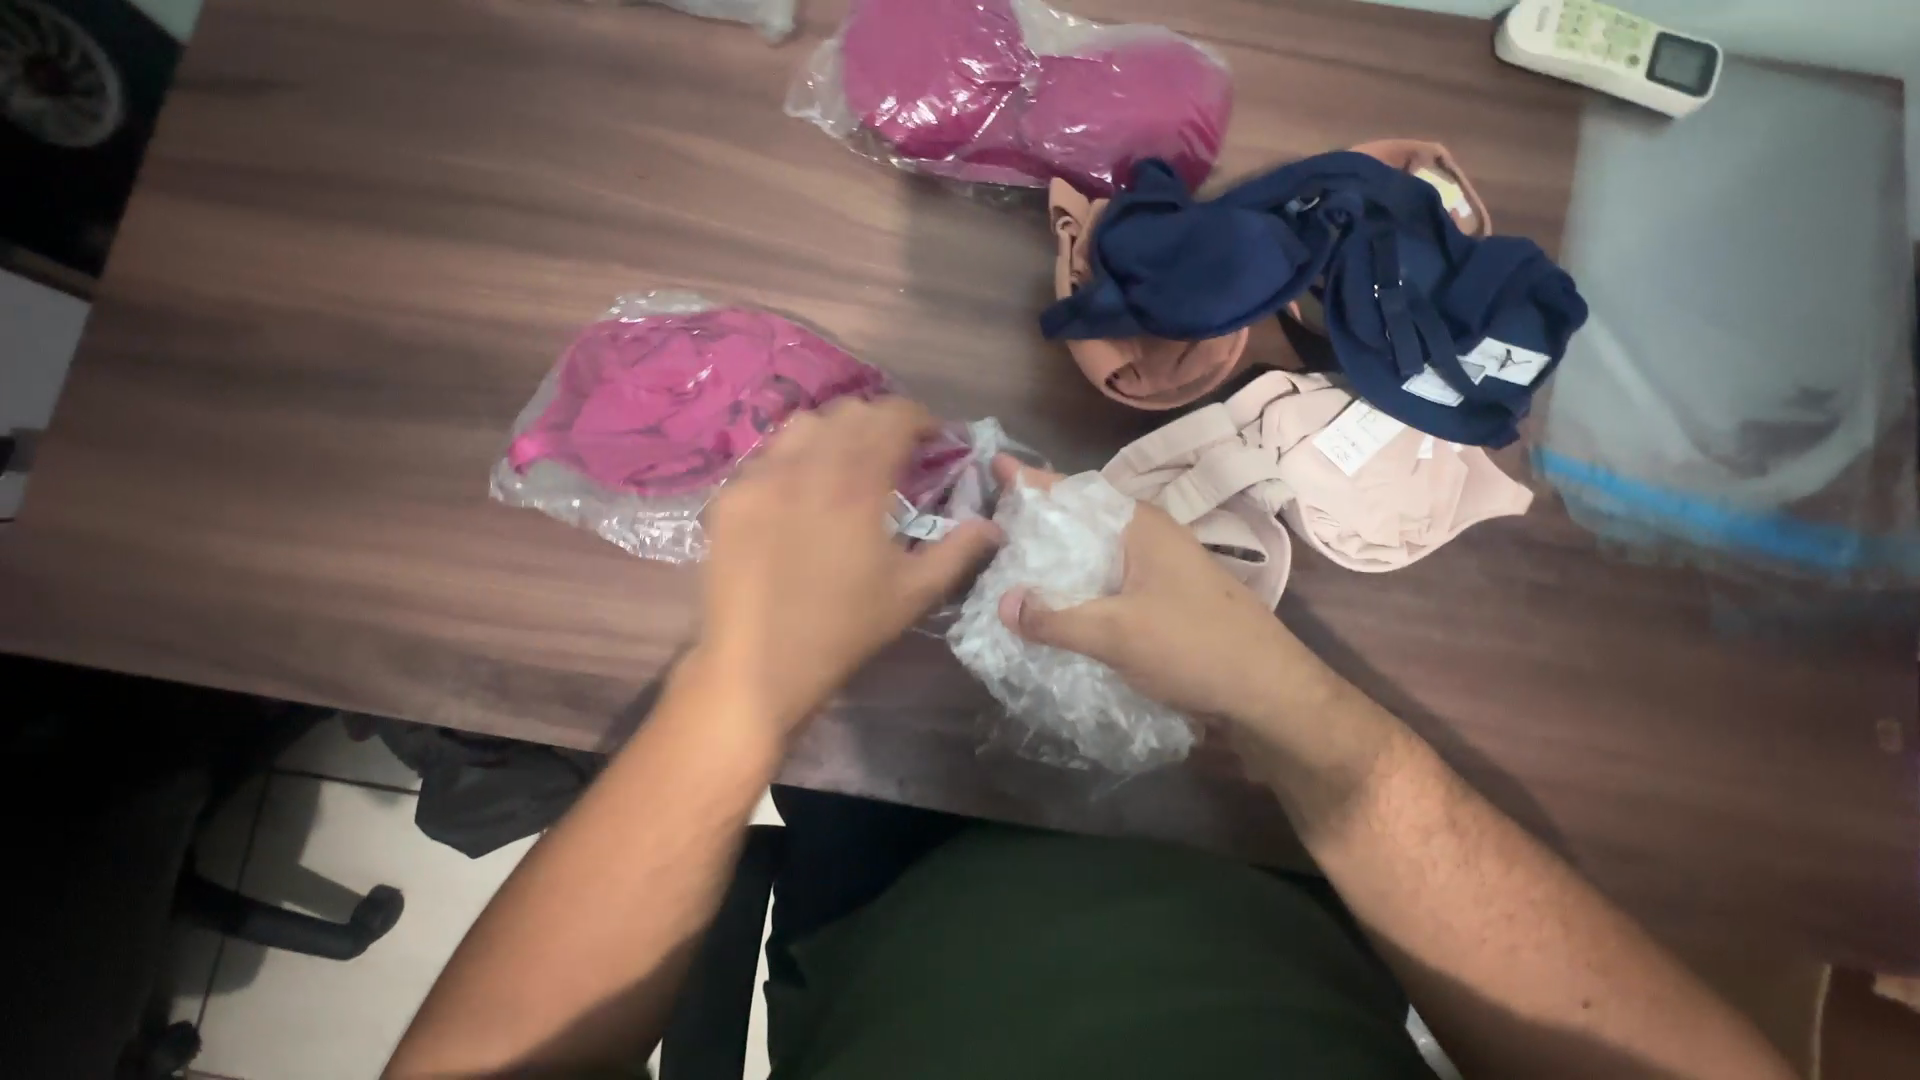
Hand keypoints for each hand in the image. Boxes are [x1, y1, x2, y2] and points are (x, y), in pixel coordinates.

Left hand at [690, 398, 1001, 735]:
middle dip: (881, 422)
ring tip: (846, 463)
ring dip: (835, 432)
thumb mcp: (913, 593)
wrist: (758, 666)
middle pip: (849, 412)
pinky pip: (766, 455)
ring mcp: (760, 477)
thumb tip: (992, 526)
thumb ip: (958, 550)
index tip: (934, 438)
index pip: (893, 417)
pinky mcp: (729, 497)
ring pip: (803, 424)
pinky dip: (794, 457)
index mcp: (857, 484)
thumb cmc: (844, 630)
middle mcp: (806, 466)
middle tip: (896, 452)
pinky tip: (800, 491)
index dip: (920, 418)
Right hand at [994, 459, 1340, 739]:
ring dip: (1058, 559)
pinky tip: (1054, 605)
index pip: (1076, 491)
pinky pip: (1109, 581)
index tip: (996, 465)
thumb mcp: (1115, 633)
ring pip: (1096, 554)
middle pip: (1083, 520)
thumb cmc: (1194, 647)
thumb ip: (1054, 618)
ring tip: (1011, 563)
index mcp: (1140, 527)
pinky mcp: (1165, 600)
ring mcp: (1160, 569)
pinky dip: (1078, 586)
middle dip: (1039, 521)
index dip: (1033, 480)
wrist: (1268, 692)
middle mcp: (1150, 538)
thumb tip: (1003, 604)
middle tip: (992, 523)